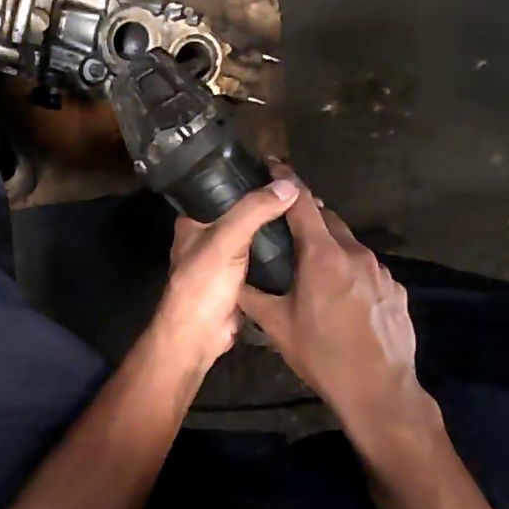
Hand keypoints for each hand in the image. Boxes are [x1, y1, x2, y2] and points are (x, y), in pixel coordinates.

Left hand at [152, 178, 301, 371]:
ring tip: (313, 213)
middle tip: (309, 196)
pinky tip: (305, 241)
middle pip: (246, 211)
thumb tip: (288, 185)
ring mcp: (227, 258)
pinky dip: (283, 250)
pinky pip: (266, 257)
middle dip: (274, 204)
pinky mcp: (243, 277)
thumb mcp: (226, 239)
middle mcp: (210, 235)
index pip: (226, 188)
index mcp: (195, 220)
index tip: (287, 173)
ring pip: (258, 234)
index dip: (253, 179)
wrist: (199, 336)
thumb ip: (254, 210)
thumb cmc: (202, 283)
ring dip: (281, 227)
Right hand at [239, 168, 440, 455]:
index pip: (302, 202)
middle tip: (285, 229)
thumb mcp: (277, 327)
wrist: (379, 390)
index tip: (272, 163)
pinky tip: (341, 296)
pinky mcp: (396, 289)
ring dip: (329, 245)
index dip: (286, 179)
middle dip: (307, 216)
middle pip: (328, 218)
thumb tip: (230, 278)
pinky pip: (368, 267)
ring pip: (349, 243)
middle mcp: (355, 253)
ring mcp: (381, 270)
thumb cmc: (321, 356)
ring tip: (312, 268)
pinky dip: (350, 269)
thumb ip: (251, 295)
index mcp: (322, 256)